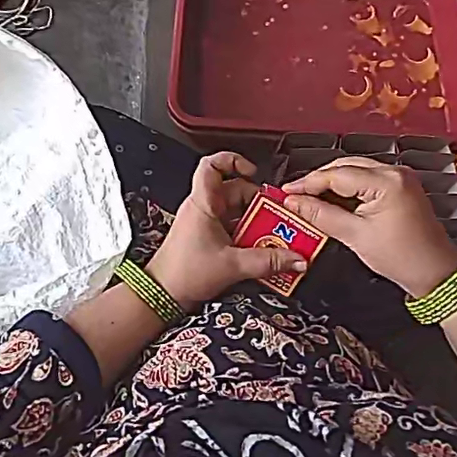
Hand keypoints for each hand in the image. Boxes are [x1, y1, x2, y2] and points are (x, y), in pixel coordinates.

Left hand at [146, 152, 308, 308]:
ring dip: (256, 222)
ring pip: (237, 211)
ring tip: (272, 236)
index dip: (234, 161)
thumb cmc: (182, 273)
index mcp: (203, 204)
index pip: (212, 165)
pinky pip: (234, 227)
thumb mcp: (232, 265)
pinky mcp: (208, 238)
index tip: (254, 172)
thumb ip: (268, 261)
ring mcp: (206, 223)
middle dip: (259, 203)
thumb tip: (294, 258)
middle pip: (236, 191)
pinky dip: (248, 235)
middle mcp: (203, 209)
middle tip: (276, 218)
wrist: (162, 295)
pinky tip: (260, 250)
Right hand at [282, 157, 456, 295]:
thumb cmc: (406, 258)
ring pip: (353, 171)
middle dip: (317, 181)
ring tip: (308, 199)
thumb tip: (296, 202)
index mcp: (387, 182)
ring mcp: (399, 178)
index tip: (288, 191)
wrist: (437, 273)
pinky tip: (331, 201)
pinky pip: (365, 179)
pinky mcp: (399, 186)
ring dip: (330, 184)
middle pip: (344, 167)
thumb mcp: (355, 237)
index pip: (336, 175)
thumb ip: (322, 215)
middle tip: (294, 195)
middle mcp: (395, 172)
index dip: (308, 183)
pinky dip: (346, 188)